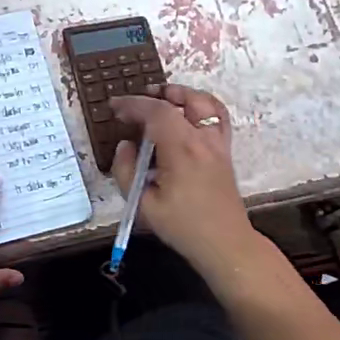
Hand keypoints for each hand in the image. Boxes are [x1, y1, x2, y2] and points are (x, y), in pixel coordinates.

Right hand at [107, 84, 256, 271]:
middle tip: (135, 103)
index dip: (133, 104)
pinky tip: (186, 115)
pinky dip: (201, 107)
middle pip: (182, 100)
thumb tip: (125, 146)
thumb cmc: (182, 226)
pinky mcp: (224, 151)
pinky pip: (218, 116)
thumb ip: (126, 171)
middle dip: (155, 95)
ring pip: (205, 102)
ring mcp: (218, 143)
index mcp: (182, 150)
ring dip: (181, 95)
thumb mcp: (143, 204)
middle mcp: (203, 139)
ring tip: (162, 100)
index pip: (156, 112)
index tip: (115, 107)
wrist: (225, 243)